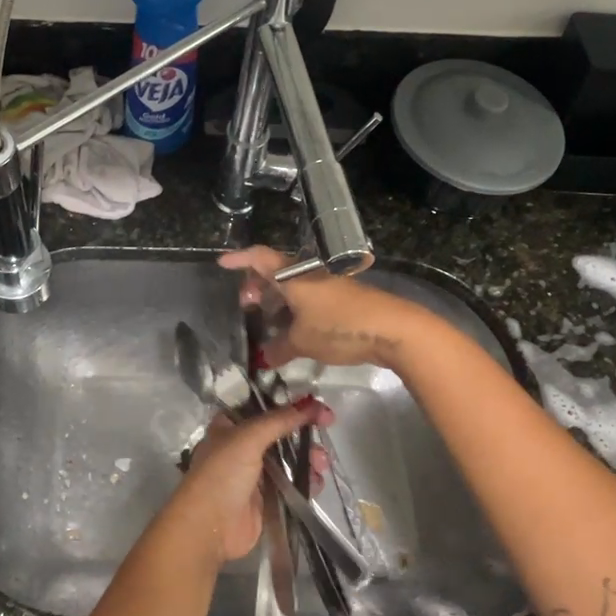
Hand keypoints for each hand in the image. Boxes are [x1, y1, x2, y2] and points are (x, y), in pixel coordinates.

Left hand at [174, 404, 331, 562]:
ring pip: (290, 457)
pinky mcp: (267, 497)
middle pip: (281, 432)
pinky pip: (293, 483)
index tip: (317, 406)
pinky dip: (307, 480)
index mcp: (231, 424)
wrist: (209, 527)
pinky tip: (316, 482)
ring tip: (321, 464)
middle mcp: (243, 445)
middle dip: (304, 432)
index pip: (265, 406)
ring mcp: (255, 472)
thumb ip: (280, 420)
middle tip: (326, 430)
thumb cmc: (223, 473)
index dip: (291, 404)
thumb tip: (313, 402)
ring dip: (309, 457)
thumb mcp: (248, 438)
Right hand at [219, 246, 431, 368]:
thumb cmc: (340, 327)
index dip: (239, 259)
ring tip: (268, 321)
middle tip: (246, 304)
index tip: (221, 264)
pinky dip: (294, 307)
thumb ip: (279, 348)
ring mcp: (327, 284)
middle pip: (275, 270)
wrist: (394, 329)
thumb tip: (263, 358)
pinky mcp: (342, 298)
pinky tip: (293, 328)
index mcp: (292, 275)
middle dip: (257, 284)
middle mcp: (307, 273)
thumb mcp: (303, 342)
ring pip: (293, 285)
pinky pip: (308, 296)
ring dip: (277, 299)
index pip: (258, 258)